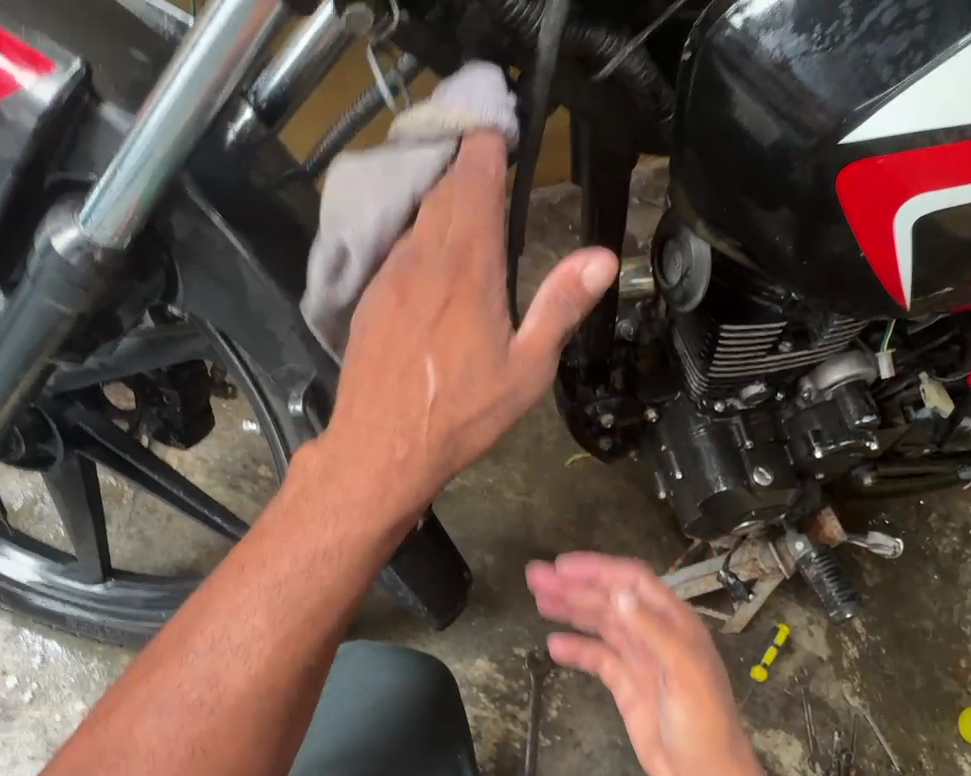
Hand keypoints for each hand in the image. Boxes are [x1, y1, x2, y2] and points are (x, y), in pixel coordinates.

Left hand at [322, 131, 617, 516]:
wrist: (380, 449)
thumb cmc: (461, 415)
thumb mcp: (527, 369)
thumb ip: (561, 307)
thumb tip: (602, 258)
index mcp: (468, 267)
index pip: (473, 177)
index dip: (487, 145)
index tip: (502, 132)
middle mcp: (422, 257)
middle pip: (443, 187)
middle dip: (467, 167)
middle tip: (492, 160)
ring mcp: (388, 275)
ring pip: (416, 215)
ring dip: (441, 200)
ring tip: (467, 206)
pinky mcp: (368, 297)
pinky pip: (396, 246)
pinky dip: (418, 235)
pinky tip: (433, 259)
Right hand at [526, 552, 765, 775]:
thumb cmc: (704, 725)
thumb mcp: (684, 673)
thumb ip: (652, 631)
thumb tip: (618, 593)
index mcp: (675, 625)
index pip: (632, 583)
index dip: (598, 570)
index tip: (561, 566)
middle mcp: (656, 636)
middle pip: (610, 601)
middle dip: (574, 587)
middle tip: (534, 577)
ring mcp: (640, 663)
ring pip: (601, 626)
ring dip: (571, 610)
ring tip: (538, 599)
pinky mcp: (628, 689)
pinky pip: (598, 660)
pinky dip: (576, 650)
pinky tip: (554, 644)